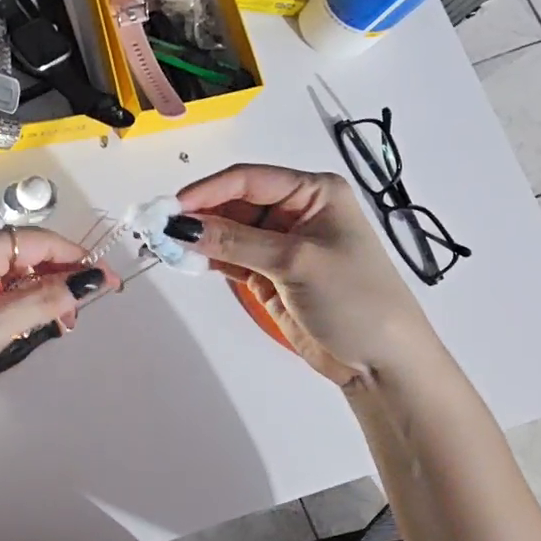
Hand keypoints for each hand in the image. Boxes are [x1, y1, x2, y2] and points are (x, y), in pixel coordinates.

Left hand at [0, 227, 115, 417]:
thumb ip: (44, 300)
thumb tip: (87, 280)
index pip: (37, 241)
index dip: (77, 258)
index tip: (108, 282)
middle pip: (27, 253)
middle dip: (60, 278)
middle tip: (79, 315)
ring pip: (14, 271)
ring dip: (41, 293)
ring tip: (59, 324)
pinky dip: (19, 301)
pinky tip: (30, 323)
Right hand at [170, 164, 438, 385]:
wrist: (382, 361)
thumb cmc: (355, 299)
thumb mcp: (295, 262)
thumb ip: (235, 241)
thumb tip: (181, 225)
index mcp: (314, 192)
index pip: (249, 180)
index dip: (207, 190)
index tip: (171, 208)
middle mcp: (296, 211)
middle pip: (233, 203)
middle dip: (198, 214)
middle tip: (159, 230)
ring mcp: (280, 243)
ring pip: (227, 230)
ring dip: (199, 237)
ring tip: (164, 245)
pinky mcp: (269, 273)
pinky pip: (229, 256)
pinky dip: (207, 258)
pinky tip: (185, 261)